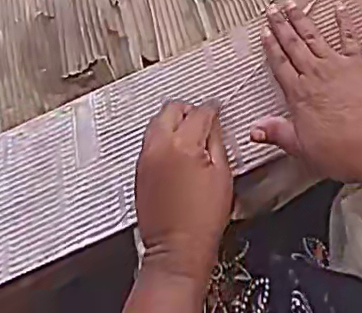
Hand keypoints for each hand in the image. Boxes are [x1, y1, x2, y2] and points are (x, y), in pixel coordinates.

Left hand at [135, 101, 231, 284]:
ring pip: (157, 121)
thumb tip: (214, 123)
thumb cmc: (201, 222)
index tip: (217, 109)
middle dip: (190, 109)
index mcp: (183, 145)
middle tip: (203, 119)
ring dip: (173, 120)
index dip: (213, 108)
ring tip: (189, 133)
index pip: (200, 111)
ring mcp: (146, 158)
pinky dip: (163, 136)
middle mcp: (160, 146)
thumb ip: (217, 140)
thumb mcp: (222, 175)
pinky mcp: (139, 170)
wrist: (176, 254)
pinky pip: (150, 140)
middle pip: (172, 108)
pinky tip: (176, 149)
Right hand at [251, 2, 361, 189]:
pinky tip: (339, 8)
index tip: (264, 32)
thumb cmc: (341, 150)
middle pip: (293, 44)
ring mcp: (336, 64)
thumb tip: (254, 130)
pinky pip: (348, 37)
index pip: (280, 64)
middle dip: (281, 25)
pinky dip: (343, 21)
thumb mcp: (302, 148)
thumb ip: (278, 134)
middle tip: (272, 9)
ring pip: (314, 36)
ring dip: (301, 19)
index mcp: (299, 93)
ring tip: (292, 4)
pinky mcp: (357, 63)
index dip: (271, 47)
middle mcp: (314, 73)